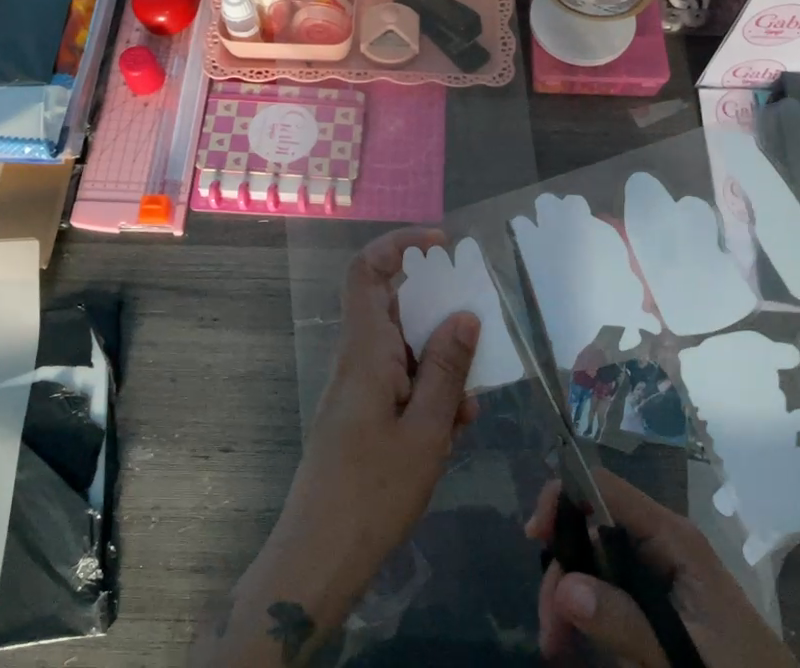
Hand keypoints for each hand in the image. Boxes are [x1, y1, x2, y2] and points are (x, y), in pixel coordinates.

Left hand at [194, 228, 479, 665]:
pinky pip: (399, 385)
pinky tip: (452, 428)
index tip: (442, 245)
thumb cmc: (375, 490)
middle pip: (393, 308)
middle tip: (478, 333)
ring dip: (440, 364)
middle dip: (438, 313)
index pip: (367, 273)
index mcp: (366, 352)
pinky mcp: (362, 416)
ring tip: (468, 404)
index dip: (399, 246)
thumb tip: (464, 315)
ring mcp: (357, 390)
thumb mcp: (426, 430)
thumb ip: (446, 370)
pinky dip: (429, 394)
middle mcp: (357, 361)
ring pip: (403, 351)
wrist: (321, 553)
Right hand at [525, 470, 798, 667]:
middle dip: (561, 572)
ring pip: (590, 563)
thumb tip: (565, 587)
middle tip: (551, 631)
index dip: (563, 498)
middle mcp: (658, 541)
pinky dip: (584, 612)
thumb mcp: (681, 648)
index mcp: (670, 536)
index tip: (535, 537)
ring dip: (566, 599)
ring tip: (558, 645)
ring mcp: (654, 568)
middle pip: (587, 531)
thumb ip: (626, 620)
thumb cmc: (739, 667)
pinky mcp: (652, 596)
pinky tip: (576, 641)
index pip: (604, 487)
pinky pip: (605, 589)